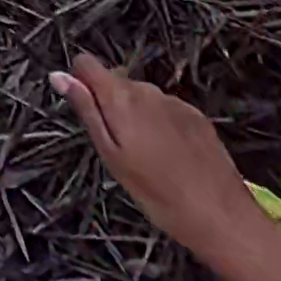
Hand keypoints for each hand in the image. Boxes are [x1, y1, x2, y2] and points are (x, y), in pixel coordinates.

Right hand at [49, 53, 266, 258]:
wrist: (222, 217)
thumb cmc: (156, 192)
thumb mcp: (109, 153)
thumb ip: (85, 109)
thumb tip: (58, 76)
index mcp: (120, 97)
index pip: (86, 62)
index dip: (80, 80)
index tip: (86, 108)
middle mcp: (146, 90)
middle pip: (115, 80)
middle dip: (110, 102)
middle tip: (118, 144)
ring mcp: (175, 102)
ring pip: (141, 96)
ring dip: (136, 113)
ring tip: (146, 154)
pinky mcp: (197, 116)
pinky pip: (166, 108)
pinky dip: (160, 122)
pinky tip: (171, 155)